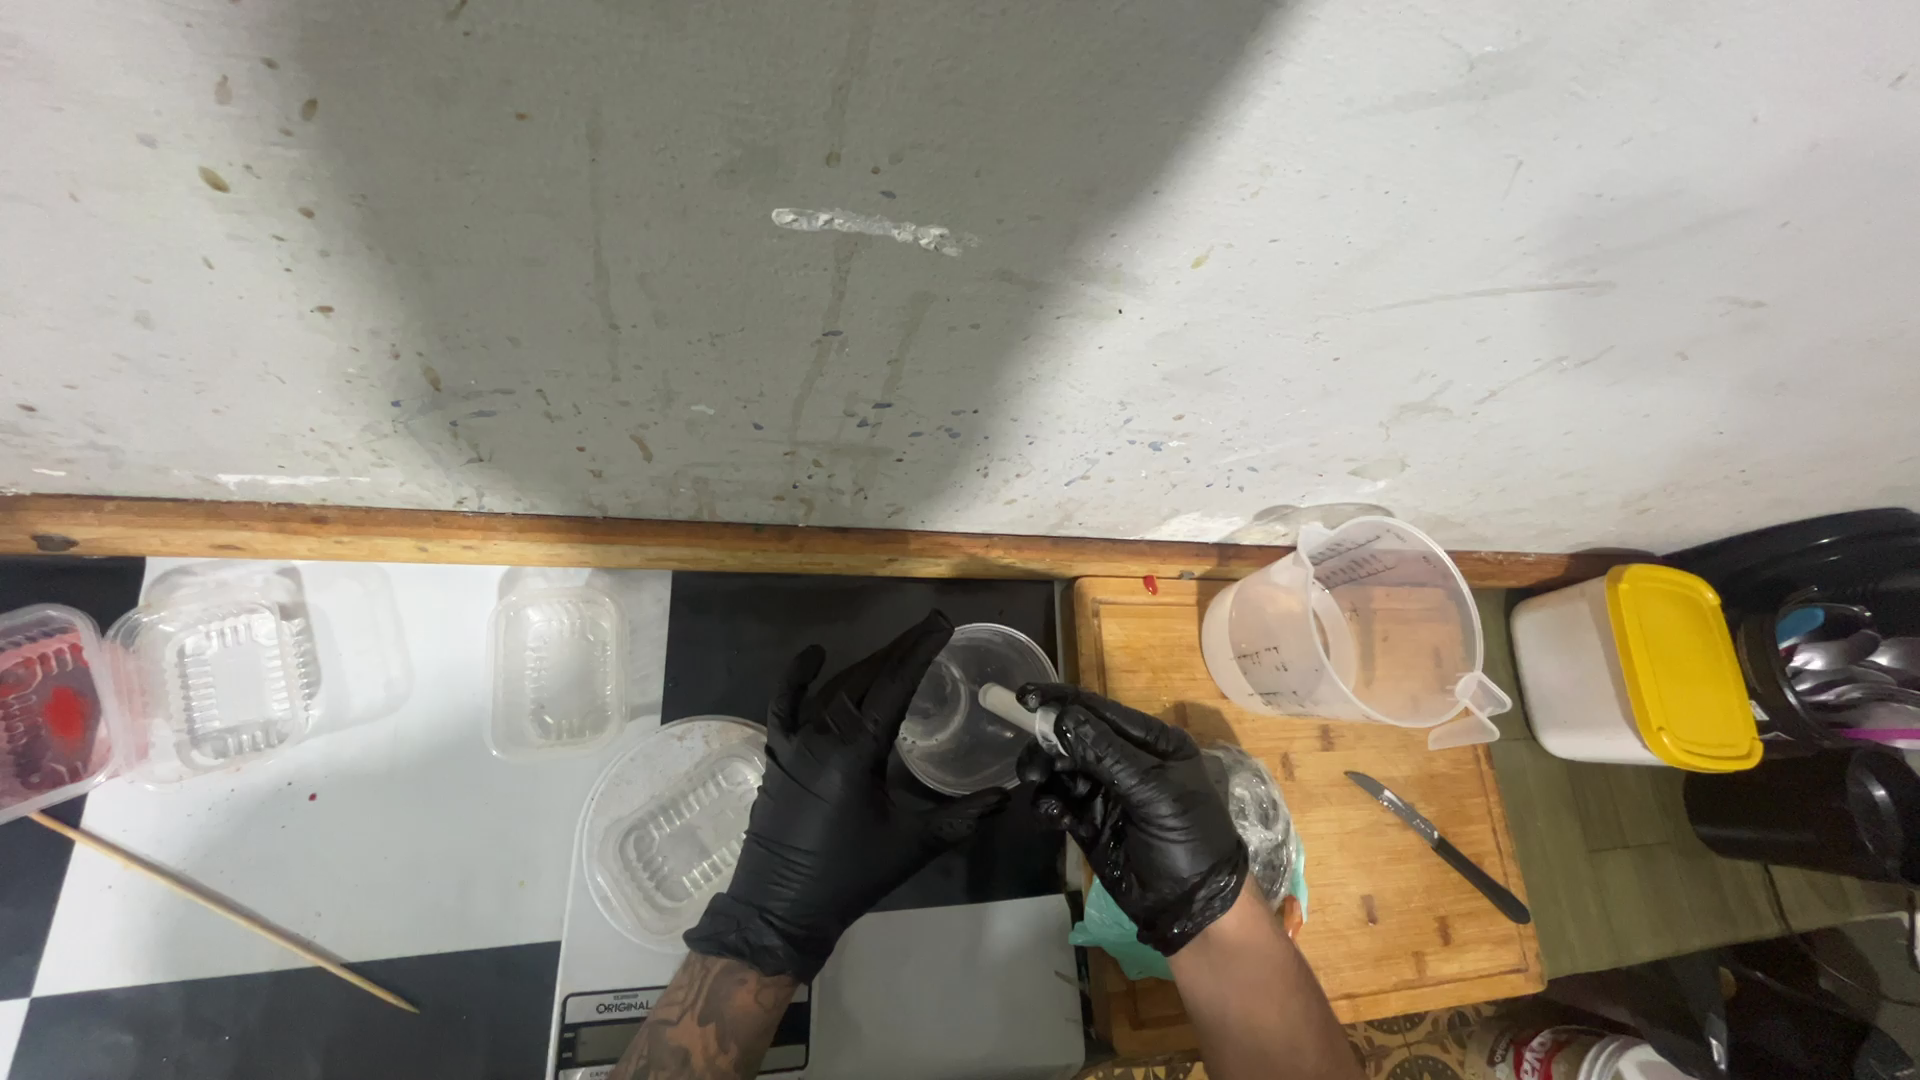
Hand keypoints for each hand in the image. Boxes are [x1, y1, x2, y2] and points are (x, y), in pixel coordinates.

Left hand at [686, 611, 1010, 980]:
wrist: (780, 909)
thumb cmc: (850, 877)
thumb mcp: (913, 846)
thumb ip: (962, 817)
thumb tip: (1006, 795)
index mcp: (857, 753)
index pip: (895, 686)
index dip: (920, 652)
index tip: (942, 626)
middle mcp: (824, 736)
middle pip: (867, 677)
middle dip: (901, 649)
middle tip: (931, 628)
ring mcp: (795, 742)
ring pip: (835, 687)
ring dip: (869, 663)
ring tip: (900, 647)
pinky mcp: (777, 753)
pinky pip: (784, 704)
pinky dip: (797, 677)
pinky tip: (816, 655)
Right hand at [1016, 684, 1247, 954]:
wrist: (1192, 910)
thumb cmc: (1188, 840)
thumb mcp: (1155, 792)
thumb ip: (1107, 753)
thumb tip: (1064, 716)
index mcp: (1152, 742)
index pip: (1100, 710)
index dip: (1062, 701)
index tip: (1024, 696)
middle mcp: (1126, 760)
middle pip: (1073, 736)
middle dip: (1048, 744)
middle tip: (1032, 765)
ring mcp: (1105, 790)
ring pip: (1060, 767)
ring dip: (1045, 773)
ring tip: (1038, 786)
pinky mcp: (1088, 820)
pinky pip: (1058, 800)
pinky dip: (1049, 804)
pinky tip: (1054, 816)